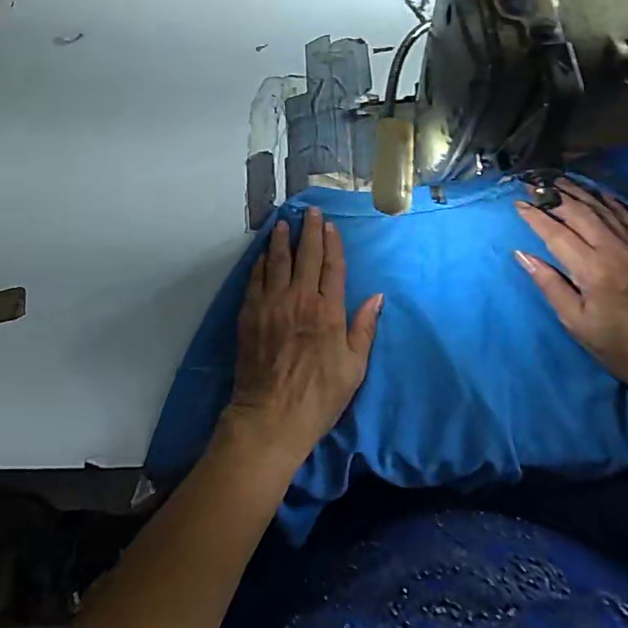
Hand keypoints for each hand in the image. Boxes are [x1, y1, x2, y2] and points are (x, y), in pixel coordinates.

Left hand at [225, 207, 383, 461]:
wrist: (271, 415)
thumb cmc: (319, 396)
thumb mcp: (354, 367)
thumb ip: (364, 328)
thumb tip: (377, 297)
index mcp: (328, 311)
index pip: (332, 267)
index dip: (331, 243)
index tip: (330, 225)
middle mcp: (300, 299)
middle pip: (305, 256)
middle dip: (309, 231)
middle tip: (310, 211)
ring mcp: (271, 304)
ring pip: (278, 261)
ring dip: (282, 239)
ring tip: (285, 222)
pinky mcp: (250, 314)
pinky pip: (255, 279)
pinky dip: (261, 262)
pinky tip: (264, 252)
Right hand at [515, 178, 627, 416]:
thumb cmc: (622, 348)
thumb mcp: (577, 323)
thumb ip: (550, 285)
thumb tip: (524, 255)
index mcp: (593, 270)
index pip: (556, 233)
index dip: (535, 216)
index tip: (518, 204)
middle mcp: (615, 251)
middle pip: (580, 213)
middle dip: (554, 196)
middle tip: (533, 186)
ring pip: (604, 210)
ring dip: (580, 193)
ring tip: (559, 182)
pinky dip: (611, 203)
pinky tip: (600, 195)